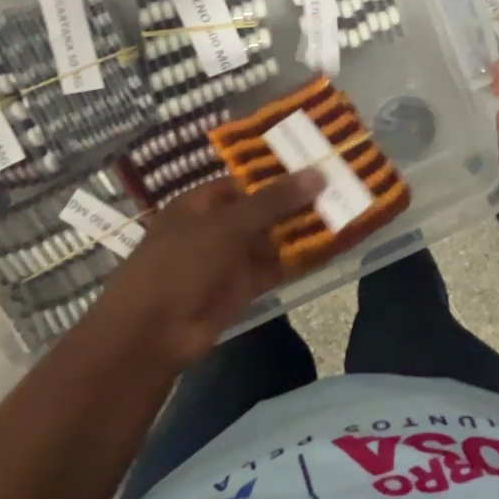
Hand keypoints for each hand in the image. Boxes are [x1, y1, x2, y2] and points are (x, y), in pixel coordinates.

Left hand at [90, 171, 323, 370]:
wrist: (154, 332)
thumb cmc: (181, 265)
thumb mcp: (227, 225)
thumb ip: (273, 201)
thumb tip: (317, 173)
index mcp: (200, 204)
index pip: (244, 182)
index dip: (278, 174)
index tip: (317, 166)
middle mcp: (216, 228)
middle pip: (262, 211)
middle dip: (297, 203)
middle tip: (342, 189)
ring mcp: (229, 260)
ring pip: (271, 240)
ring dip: (302, 231)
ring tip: (345, 214)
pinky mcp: (242, 288)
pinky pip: (275, 268)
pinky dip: (299, 260)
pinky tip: (331, 249)